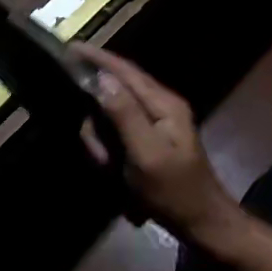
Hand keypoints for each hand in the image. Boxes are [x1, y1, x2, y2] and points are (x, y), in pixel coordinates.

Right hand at [71, 44, 246, 243]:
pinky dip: (111, 152)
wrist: (202, 224)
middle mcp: (160, 106)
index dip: (97, 58)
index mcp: (164, 104)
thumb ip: (124, 114)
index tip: (69, 47)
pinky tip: (115, 173)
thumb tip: (102, 78)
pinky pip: (118, 136)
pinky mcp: (150, 140)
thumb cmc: (174, 191)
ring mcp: (156, 123)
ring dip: (103, 144)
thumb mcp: (146, 154)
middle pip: (114, 95)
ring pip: (112, 118)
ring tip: (111, 171)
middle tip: (100, 156)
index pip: (125, 71)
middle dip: (97, 123)